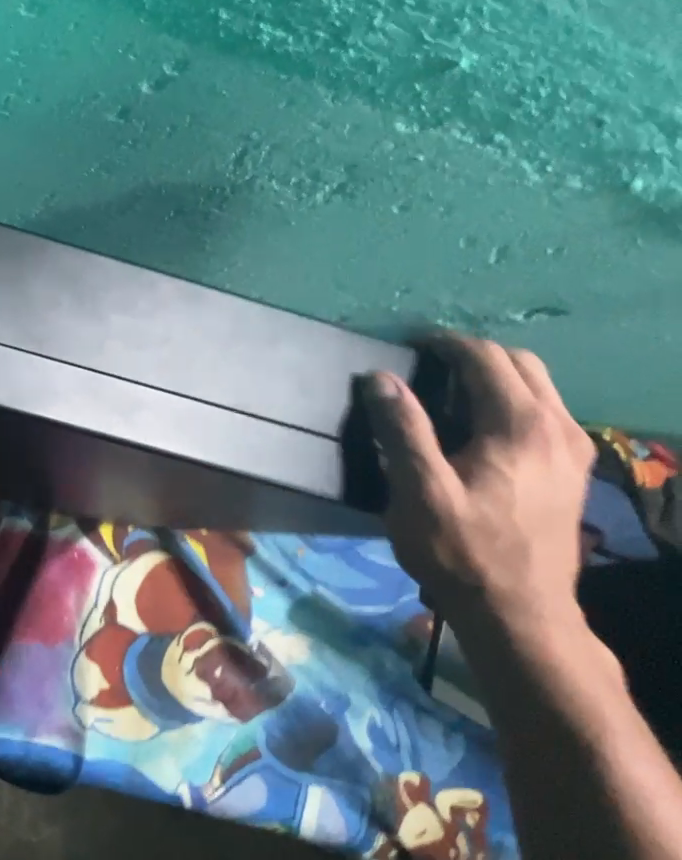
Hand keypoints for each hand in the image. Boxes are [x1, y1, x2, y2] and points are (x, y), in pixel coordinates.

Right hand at [361, 334, 594, 635]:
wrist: (518, 609)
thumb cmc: (460, 549)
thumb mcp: (419, 490)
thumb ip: (402, 430)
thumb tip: (379, 379)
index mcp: (520, 427)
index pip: (486, 360)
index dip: (444, 344)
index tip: (406, 343)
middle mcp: (558, 429)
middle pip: (521, 364)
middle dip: (472, 353)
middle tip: (424, 361)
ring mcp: (572, 450)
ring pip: (539, 387)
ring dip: (494, 375)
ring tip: (444, 387)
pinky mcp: (570, 470)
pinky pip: (544, 412)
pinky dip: (510, 399)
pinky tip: (476, 422)